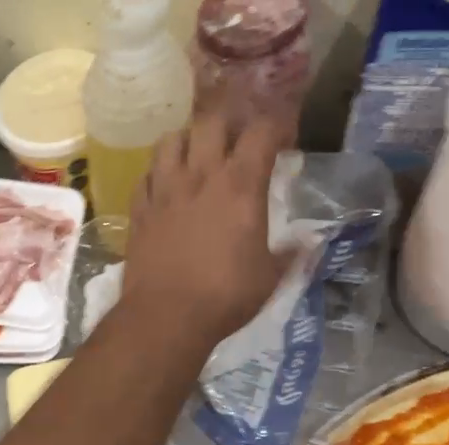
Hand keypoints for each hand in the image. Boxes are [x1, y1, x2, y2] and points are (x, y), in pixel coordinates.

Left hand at [122, 108, 287, 345]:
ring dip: (187, 139)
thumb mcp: (269, 278)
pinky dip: (157, 173)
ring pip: (171, 140)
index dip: (278, 124)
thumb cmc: (223, 298)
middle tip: (238, 137)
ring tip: (196, 155)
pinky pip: (145, 176)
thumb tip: (310, 243)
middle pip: (212, 121)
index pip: (263, 130)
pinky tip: (165, 186)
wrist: (164, 319)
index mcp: (240, 185)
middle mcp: (200, 177)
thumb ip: (291, 254)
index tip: (284, 138)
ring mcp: (163, 192)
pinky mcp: (138, 212)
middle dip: (230, 121)